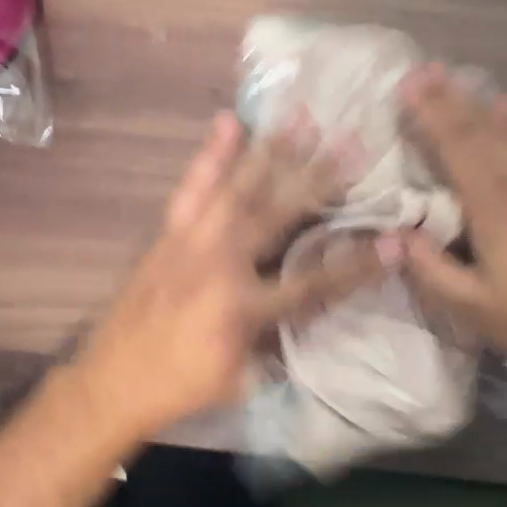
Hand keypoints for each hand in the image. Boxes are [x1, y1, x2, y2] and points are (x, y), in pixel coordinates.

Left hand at [69, 111, 384, 435]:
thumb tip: (312, 310)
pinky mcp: (170, 234)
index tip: (396, 242)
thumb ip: (278, 342)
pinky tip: (228, 121)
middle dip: (320, 178)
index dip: (358, 267)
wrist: (110, 382)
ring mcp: (191, 243)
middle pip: (278, 215)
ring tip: (302, 117)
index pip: (313, 285)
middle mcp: (219, 267)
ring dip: (273, 151)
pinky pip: (193, 189)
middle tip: (353, 142)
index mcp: (242, 311)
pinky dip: (212, 155)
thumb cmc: (182, 388)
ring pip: (238, 190)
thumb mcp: (241, 379)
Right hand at [389, 65, 506, 391]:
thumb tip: (394, 232)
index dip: (433, 118)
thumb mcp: (471, 309)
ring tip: (455, 78)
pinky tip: (506, 107)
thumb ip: (429, 269)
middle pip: (484, 133)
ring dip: (479, 104)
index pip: (461, 153)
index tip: (409, 88)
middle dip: (451, 99)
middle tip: (423, 69)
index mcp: (499, 215)